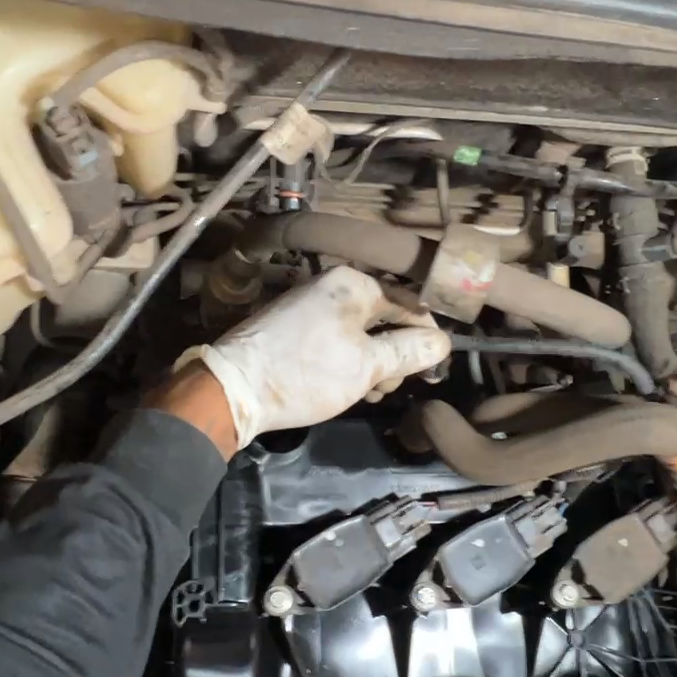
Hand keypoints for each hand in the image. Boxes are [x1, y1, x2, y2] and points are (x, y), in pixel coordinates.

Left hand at [183, 266, 451, 448]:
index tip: (435, 367)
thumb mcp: (367, 367)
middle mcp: (332, 286)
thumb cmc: (304, 373)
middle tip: (391, 387)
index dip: (427, 335)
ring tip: (369, 393)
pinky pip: (337, 339)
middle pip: (385, 318)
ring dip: (373, 364)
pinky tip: (349, 387)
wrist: (234, 388)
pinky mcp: (296, 326)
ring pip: (361, 333)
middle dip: (396, 356)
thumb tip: (443, 341)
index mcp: (352, 283)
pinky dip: (349, 362)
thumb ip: (409, 351)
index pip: (410, 302)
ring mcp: (311, 305)